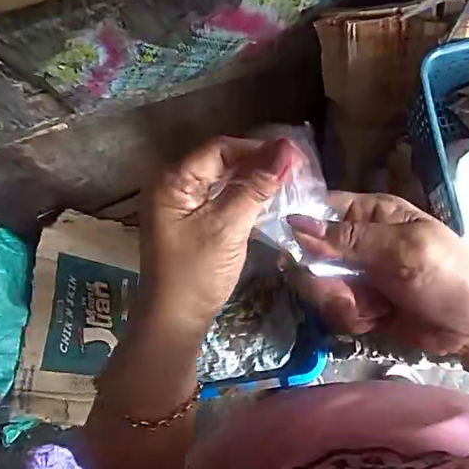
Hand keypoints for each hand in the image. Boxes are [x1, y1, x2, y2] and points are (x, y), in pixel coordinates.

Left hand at [140, 136, 295, 328]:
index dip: (257, 149)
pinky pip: (219, 197)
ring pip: (222, 179)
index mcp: (171, 180)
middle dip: (257, 162)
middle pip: (220, 161)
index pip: (219, 149)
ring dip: (253, 179)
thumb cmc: (197, 273)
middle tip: (297, 168)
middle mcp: (172, 185)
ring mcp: (179, 204)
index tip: (294, 156)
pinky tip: (268, 198)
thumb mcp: (228, 227)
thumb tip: (287, 149)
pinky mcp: (190, 220)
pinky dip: (243, 196)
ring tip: (289, 181)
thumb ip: (255, 186)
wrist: (175, 319)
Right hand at [289, 192, 468, 356]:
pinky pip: (335, 311)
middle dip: (324, 279)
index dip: (297, 227)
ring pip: (318, 287)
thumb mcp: (402, 250)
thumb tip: (293, 222)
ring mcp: (358, 275)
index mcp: (370, 213)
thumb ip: (347, 239)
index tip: (289, 251)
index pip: (317, 210)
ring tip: (374, 309)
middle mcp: (357, 241)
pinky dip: (354, 320)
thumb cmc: (453, 277)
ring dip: (341, 303)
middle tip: (348, 293)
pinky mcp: (361, 306)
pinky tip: (378, 320)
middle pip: (308, 255)